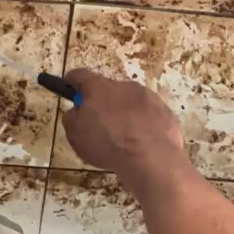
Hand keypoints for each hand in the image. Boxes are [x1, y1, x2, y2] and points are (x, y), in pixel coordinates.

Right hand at [61, 68, 190, 192]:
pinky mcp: (165, 111)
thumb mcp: (76, 136)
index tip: (68, 88)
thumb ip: (72, 118)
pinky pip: (148, 115)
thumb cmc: (107, 145)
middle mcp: (124, 85)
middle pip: (108, 90)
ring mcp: (148, 96)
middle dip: (101, 103)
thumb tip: (76, 110)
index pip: (79, 75)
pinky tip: (141, 143)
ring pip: (130, 102)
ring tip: (123, 139)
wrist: (151, 158)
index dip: (71, 81)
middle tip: (98, 126)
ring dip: (124, 114)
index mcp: (99, 88)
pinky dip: (142, 124)